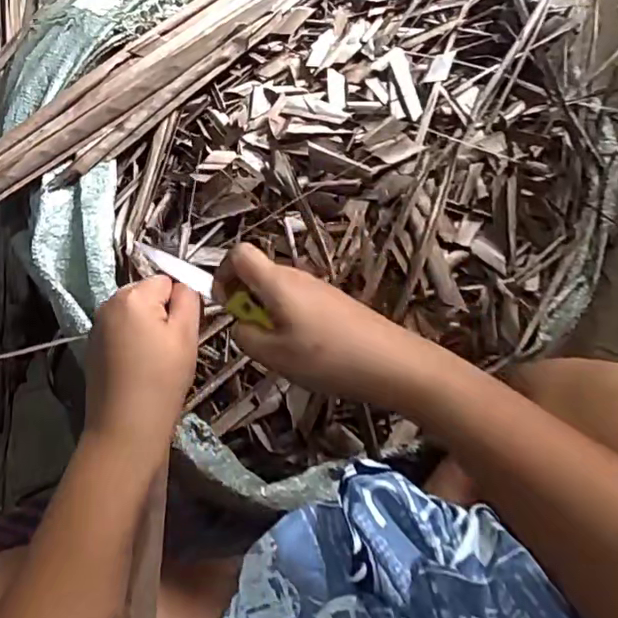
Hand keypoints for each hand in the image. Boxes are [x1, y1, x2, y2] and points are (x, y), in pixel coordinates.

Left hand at [86, 276, 201, 451]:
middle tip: (171, 349)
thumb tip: (183, 286)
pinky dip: (132, 344)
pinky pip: (120, 332)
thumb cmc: (161, 381)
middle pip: (147, 294)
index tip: (182, 334)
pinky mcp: (93, 347)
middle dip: (161, 314)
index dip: (179, 304)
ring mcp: (97, 325)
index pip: (166, 281)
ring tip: (155, 363)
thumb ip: (188, 301)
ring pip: (134, 315)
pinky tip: (138, 371)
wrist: (125, 430)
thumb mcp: (185, 337)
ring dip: (147, 329)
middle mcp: (109, 303)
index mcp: (131, 296)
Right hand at [215, 243, 438, 408]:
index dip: (222, 274)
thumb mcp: (274, 355)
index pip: (238, 254)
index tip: (226, 302)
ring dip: (267, 311)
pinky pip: (297, 300)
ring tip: (280, 347)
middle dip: (245, 299)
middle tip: (253, 332)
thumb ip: (245, 336)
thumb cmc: (331, 358)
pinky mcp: (333, 301)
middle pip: (256, 272)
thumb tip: (240, 326)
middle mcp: (296, 276)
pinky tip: (305, 350)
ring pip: (276, 289)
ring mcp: (317, 287)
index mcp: (276, 282)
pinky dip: (289, 318)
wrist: (394, 364)